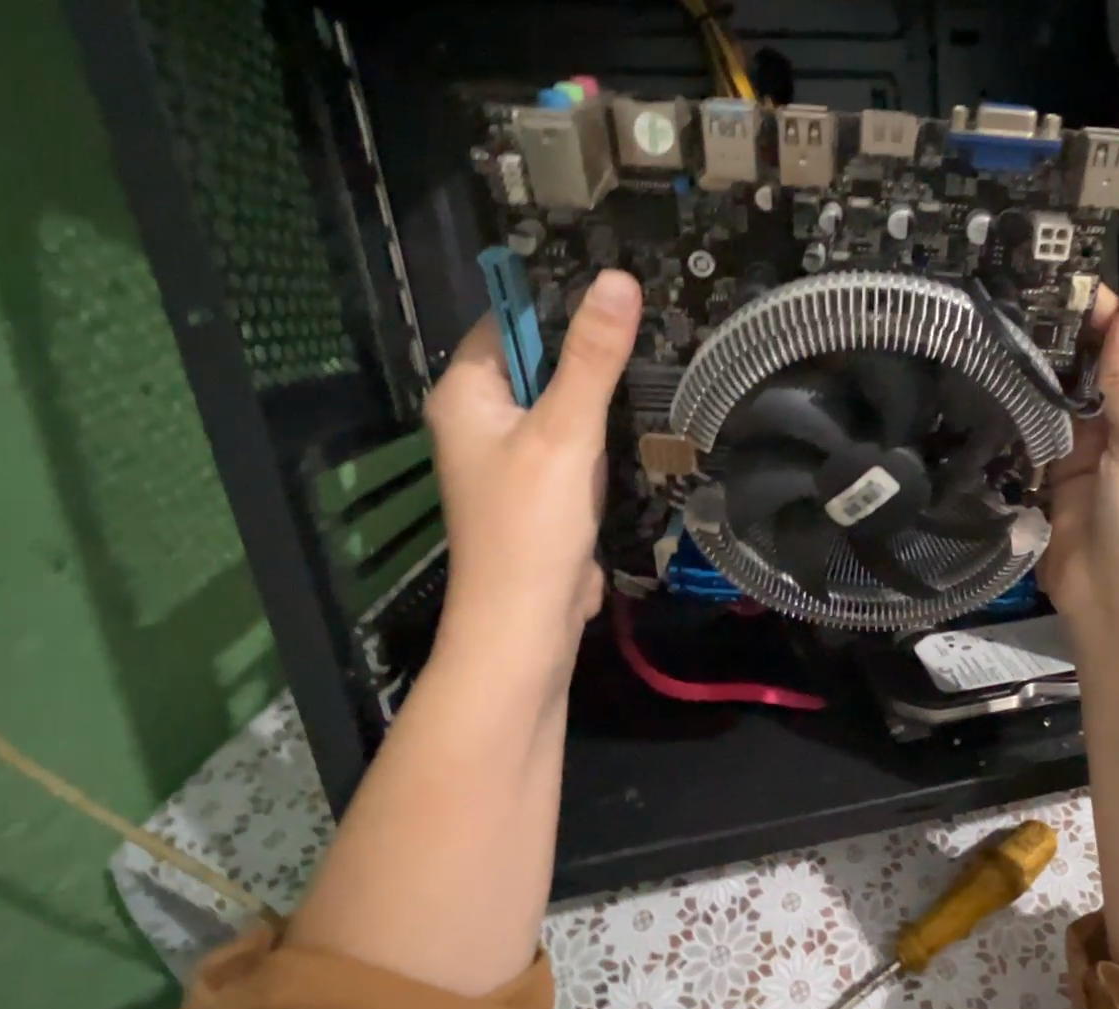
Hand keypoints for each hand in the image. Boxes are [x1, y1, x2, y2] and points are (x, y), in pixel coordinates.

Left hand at [425, 270, 642, 665]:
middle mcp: (479, 419)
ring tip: (652, 371)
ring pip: (559, 405)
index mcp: (466, 393)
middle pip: (537, 362)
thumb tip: (618, 279)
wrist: (528, 620)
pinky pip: (570, 442)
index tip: (618, 297)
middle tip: (649, 333)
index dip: (558, 306)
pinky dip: (599, 435)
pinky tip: (636, 429)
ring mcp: (510, 456)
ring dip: (598, 396)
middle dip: (587, 353)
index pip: (508, 322)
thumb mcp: (566, 432)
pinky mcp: (539, 488)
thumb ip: (592, 358)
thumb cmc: (533, 522)